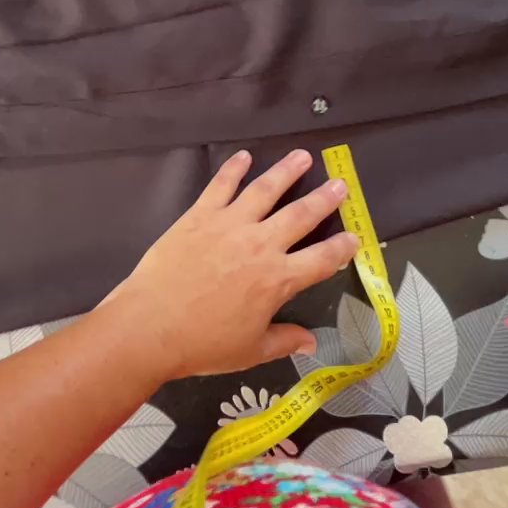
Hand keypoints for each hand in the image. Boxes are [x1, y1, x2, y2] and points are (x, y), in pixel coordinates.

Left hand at [97, 149, 359, 379]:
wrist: (152, 325)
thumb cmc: (204, 344)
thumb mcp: (250, 351)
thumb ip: (284, 340)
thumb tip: (311, 342)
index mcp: (277, 280)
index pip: (321, 260)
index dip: (342, 248)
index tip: (355, 237)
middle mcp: (260, 244)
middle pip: (300, 215)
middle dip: (324, 199)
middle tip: (339, 183)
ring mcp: (230, 224)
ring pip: (265, 190)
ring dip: (286, 171)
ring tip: (301, 156)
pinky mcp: (201, 214)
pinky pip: (221, 185)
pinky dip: (234, 168)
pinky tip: (244, 156)